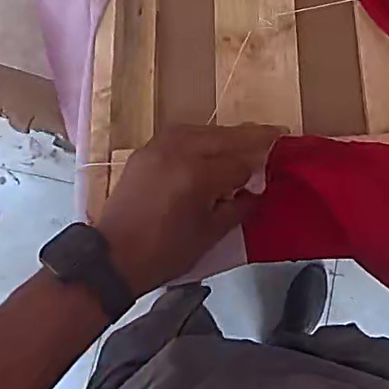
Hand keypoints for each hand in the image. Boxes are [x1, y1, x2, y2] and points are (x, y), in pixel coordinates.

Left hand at [95, 123, 284, 294]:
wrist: (111, 258)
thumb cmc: (164, 253)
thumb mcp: (211, 235)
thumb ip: (240, 207)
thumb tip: (257, 189)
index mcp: (197, 175)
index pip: (241, 163)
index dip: (258, 169)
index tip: (272, 170)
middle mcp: (179, 151)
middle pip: (227, 137)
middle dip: (253, 138)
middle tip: (276, 134)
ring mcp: (160, 146)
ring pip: (206, 130)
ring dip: (229, 135)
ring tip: (248, 139)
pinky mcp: (147, 149)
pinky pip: (184, 134)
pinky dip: (204, 136)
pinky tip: (214, 144)